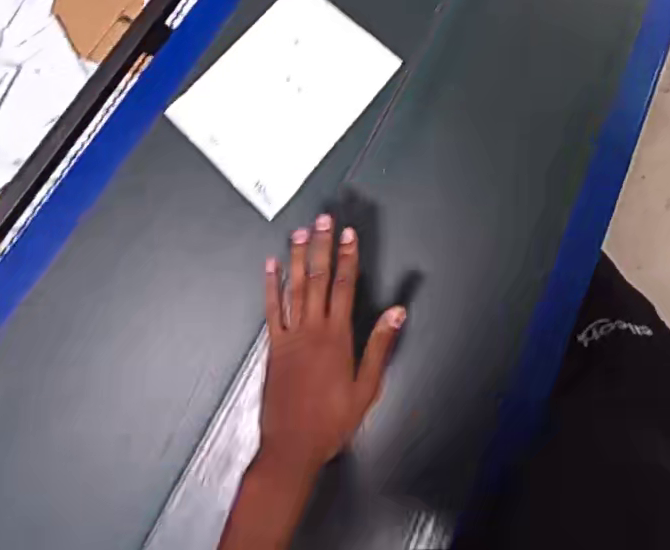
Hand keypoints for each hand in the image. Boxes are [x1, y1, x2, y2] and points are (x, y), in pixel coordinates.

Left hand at [258, 214, 405, 478]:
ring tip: (300, 232)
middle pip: (319, 279)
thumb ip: (380, 346)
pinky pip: (272, 311)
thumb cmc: (333, 420)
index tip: (349, 233)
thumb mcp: (367, 387)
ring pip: (295, 288)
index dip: (348, 257)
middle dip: (323, 246)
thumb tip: (398, 311)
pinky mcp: (273, 347)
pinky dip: (271, 286)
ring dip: (299, 258)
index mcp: (337, 336)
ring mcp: (290, 336)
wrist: (290, 449)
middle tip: (323, 219)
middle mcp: (312, 329)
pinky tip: (271, 266)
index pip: (345, 286)